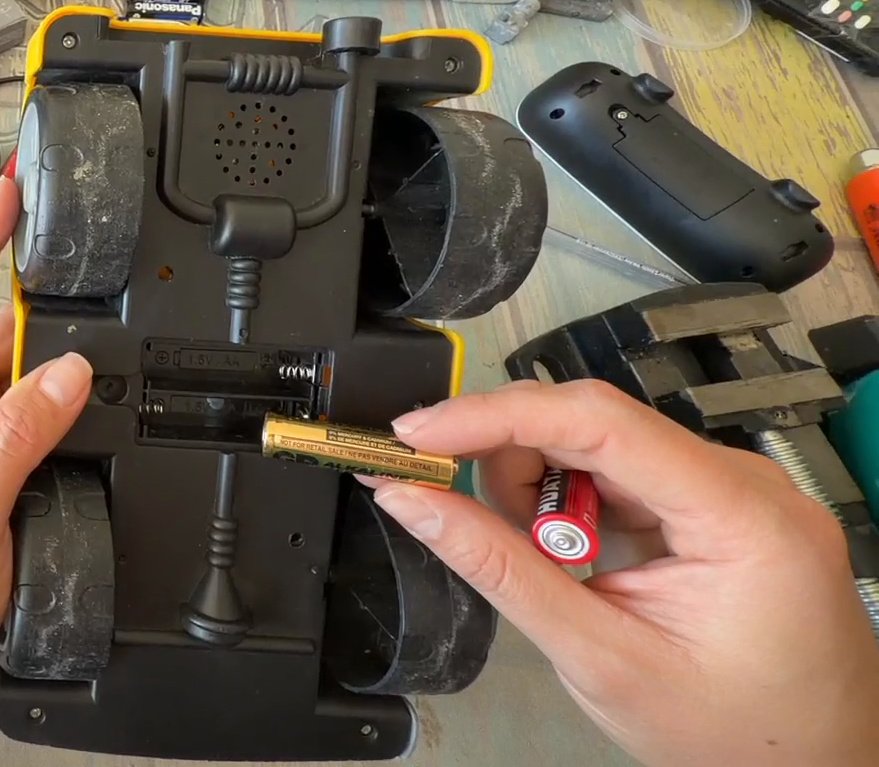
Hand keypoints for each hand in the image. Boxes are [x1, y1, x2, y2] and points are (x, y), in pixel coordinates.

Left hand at [0, 172, 91, 684]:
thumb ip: (15, 439)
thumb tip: (66, 371)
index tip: (3, 195)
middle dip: (30, 282)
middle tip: (76, 250)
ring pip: (11, 368)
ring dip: (49, 340)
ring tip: (96, 319)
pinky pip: (18, 408)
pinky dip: (51, 388)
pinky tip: (80, 395)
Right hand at [363, 380, 878, 766]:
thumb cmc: (730, 735)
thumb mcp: (596, 657)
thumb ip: (495, 567)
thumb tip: (404, 498)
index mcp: (743, 520)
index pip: (597, 422)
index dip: (491, 415)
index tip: (413, 435)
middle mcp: (738, 483)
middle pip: (578, 419)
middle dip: (493, 447)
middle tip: (428, 481)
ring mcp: (718, 485)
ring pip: (574, 434)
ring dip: (520, 476)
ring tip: (526, 547)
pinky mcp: (693, 496)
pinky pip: (591, 460)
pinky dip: (545, 489)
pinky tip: (551, 541)